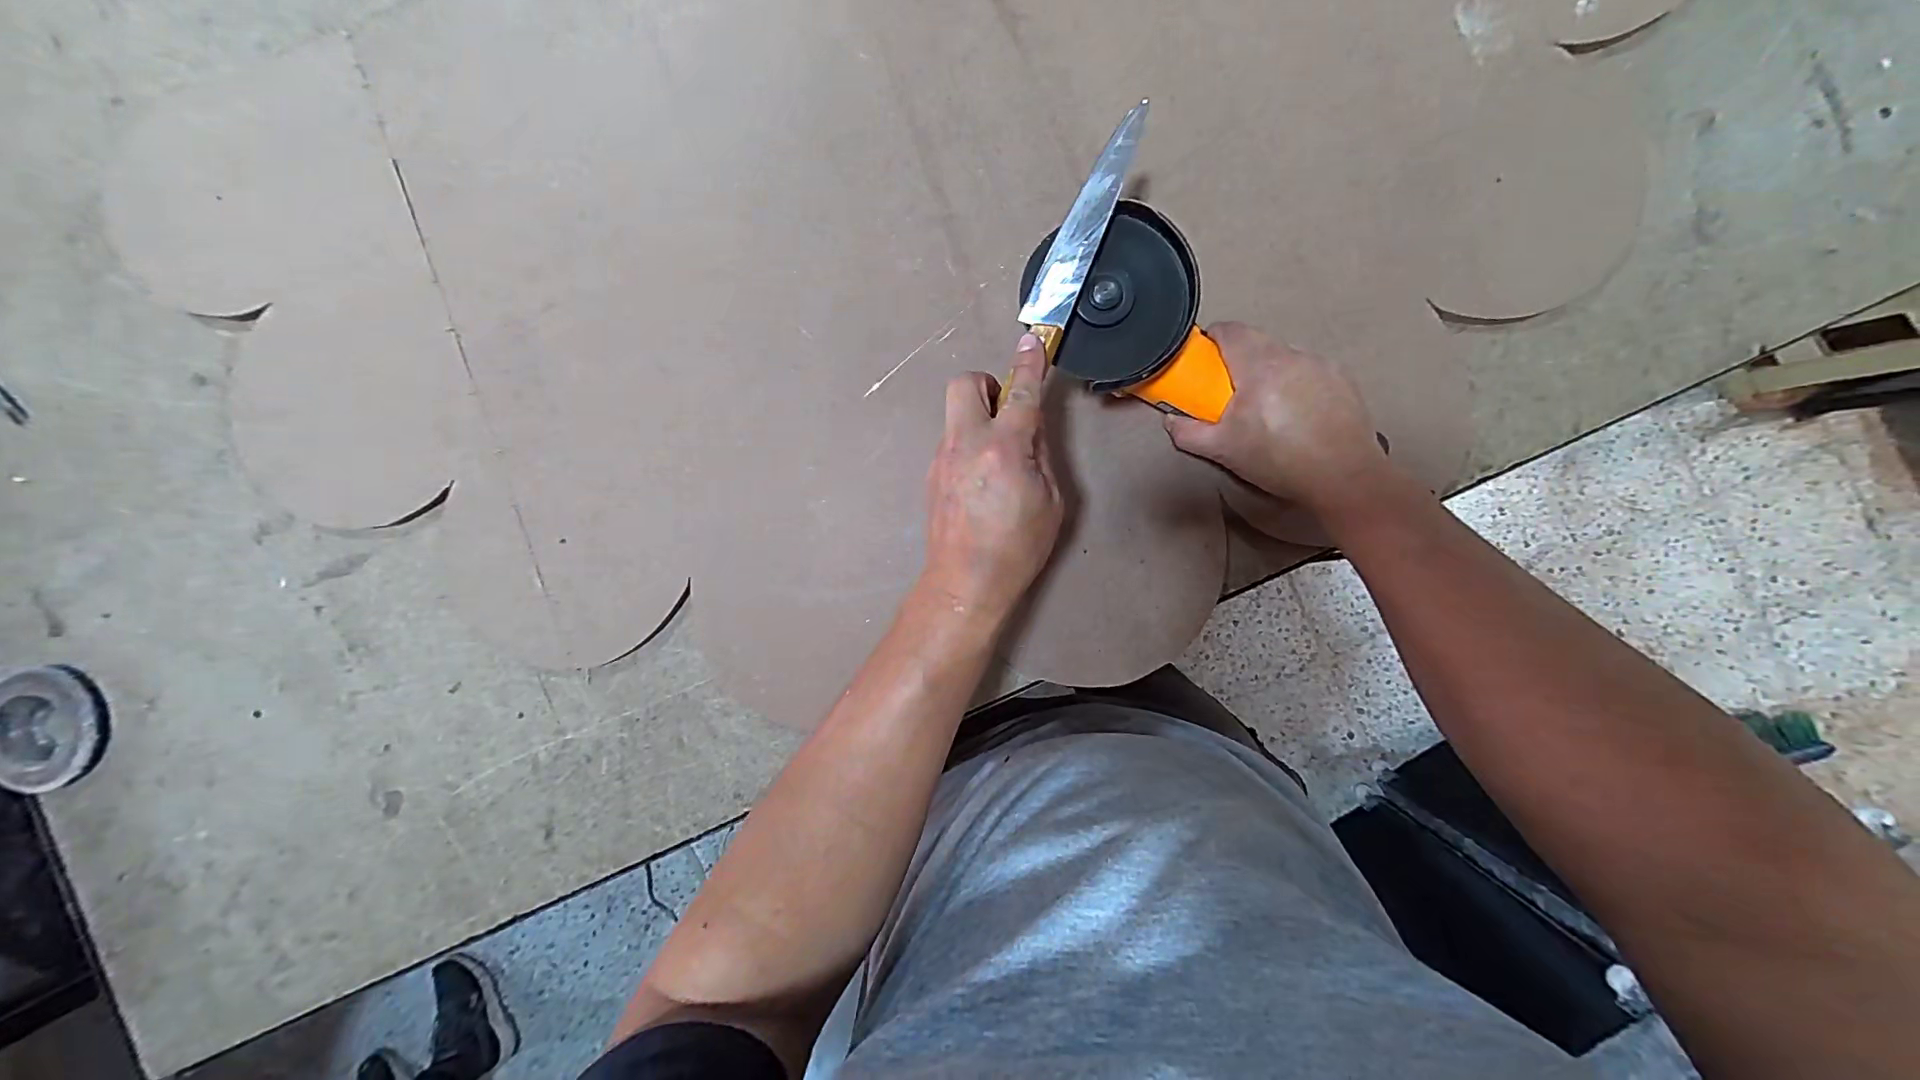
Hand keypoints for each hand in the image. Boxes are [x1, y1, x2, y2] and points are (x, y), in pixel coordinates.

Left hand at [922, 334, 1064, 621]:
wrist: (965, 582)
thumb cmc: (1016, 548)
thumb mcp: (1051, 500)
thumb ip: (1041, 454)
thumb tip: (1031, 428)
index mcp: (1003, 449)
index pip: (1021, 393)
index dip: (1030, 362)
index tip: (1033, 342)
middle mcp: (965, 445)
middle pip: (965, 384)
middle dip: (988, 385)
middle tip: (1008, 411)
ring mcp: (942, 459)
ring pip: (957, 415)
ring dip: (980, 420)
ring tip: (1000, 458)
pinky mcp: (932, 475)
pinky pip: (952, 443)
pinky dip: (969, 446)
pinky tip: (983, 482)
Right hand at [1163, 322, 1390, 514]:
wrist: (1342, 477)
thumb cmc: (1284, 461)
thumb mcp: (1223, 450)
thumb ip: (1189, 432)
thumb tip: (1173, 421)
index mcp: (1260, 366)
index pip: (1229, 330)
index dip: (1210, 341)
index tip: (1204, 363)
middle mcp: (1292, 357)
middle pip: (1255, 344)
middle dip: (1236, 364)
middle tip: (1228, 396)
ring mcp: (1320, 366)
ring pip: (1281, 358)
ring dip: (1266, 376)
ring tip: (1264, 412)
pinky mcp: (1341, 380)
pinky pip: (1307, 372)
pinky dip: (1294, 387)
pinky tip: (1293, 417)